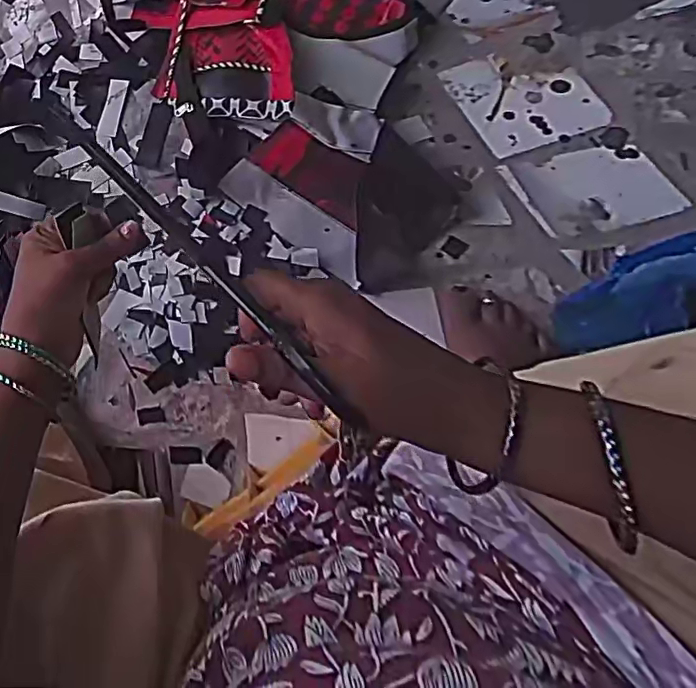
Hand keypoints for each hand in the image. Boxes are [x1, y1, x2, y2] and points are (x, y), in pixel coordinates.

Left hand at [0, 215, 146, 364]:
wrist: (39, 351)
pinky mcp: (77, 293)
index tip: (115, 235)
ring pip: (102, 262)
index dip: (100, 225)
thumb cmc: (38, 308)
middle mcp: (54, 252)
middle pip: (96, 240)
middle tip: (90, 269)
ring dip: (100, 276)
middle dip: (100, 256)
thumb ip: (107, 246)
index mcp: (43, 236)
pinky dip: (99, 290)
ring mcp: (66, 274)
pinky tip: (87, 298)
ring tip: (85, 287)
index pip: (80, 216)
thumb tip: (131, 229)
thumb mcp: (75, 267)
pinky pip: (100, 282)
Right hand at [224, 271, 490, 443]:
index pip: (256, 285)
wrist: (462, 411)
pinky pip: (314, 341)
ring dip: (288, 363)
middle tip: (274, 380)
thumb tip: (234, 358)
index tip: (249, 348)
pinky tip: (322, 394)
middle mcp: (328, 300)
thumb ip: (274, 368)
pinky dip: (309, 366)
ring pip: (291, 331)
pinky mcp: (353, 334)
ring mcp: (342, 316)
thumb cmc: (405, 393)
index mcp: (317, 301)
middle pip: (271, 312)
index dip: (244, 316)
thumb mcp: (327, 383)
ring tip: (302, 395)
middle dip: (267, 349)